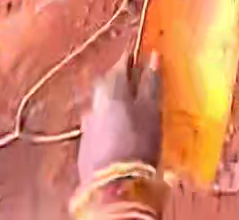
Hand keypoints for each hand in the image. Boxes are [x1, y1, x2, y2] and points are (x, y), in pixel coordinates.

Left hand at [77, 52, 162, 181]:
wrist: (114, 188)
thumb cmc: (138, 141)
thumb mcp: (152, 108)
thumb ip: (151, 81)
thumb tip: (154, 56)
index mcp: (111, 87)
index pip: (122, 62)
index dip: (132, 55)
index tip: (142, 50)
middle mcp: (95, 101)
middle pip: (107, 80)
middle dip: (121, 75)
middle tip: (137, 76)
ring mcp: (87, 123)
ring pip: (101, 101)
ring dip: (114, 97)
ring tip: (130, 102)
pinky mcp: (85, 144)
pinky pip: (97, 119)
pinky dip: (108, 115)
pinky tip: (118, 124)